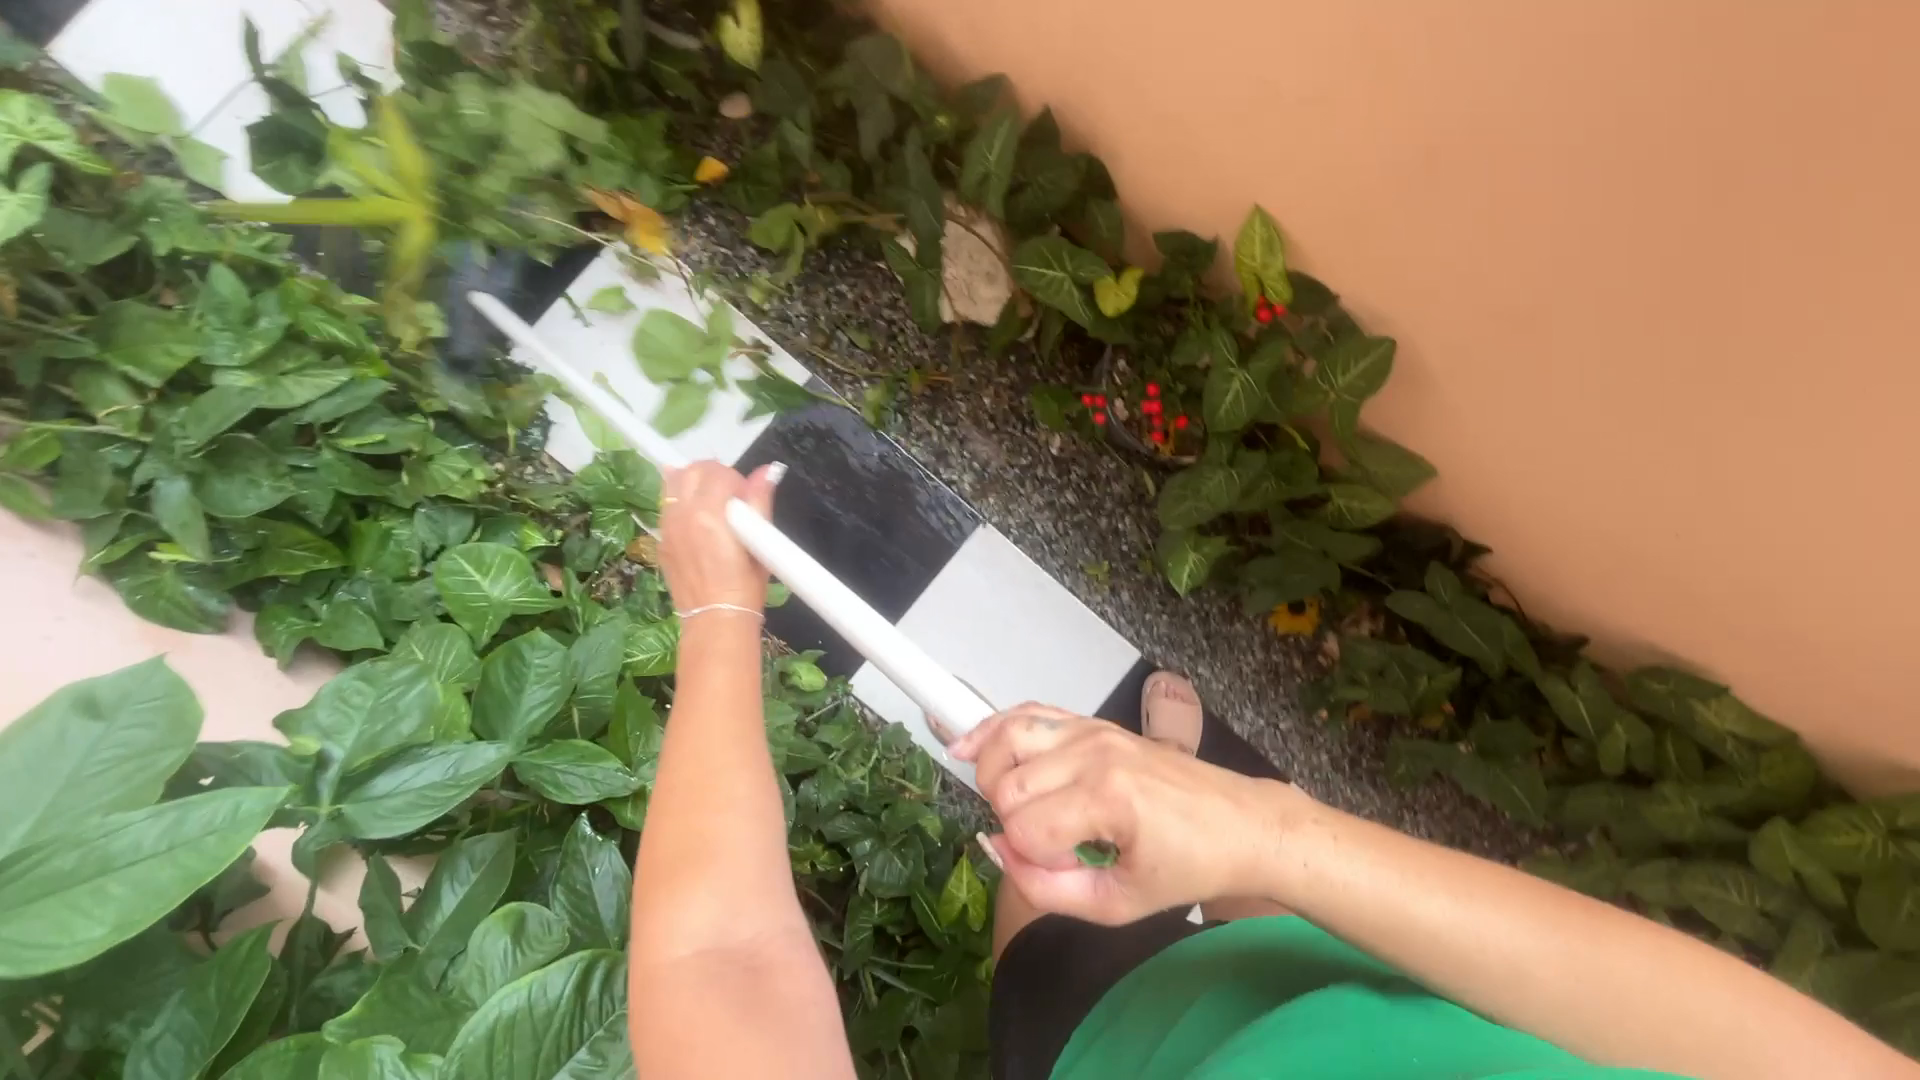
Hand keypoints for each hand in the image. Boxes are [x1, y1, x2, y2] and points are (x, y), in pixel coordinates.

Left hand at [659, 461, 783, 613]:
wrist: (715, 619)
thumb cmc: (745, 586)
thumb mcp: (761, 543)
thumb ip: (760, 501)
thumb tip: (768, 471)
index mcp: (710, 514)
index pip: (721, 473)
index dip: (739, 481)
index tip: (749, 498)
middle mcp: (683, 515)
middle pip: (693, 470)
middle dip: (715, 474)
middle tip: (733, 495)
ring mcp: (668, 527)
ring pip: (674, 482)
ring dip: (694, 483)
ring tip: (712, 501)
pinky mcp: (662, 540)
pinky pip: (667, 505)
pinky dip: (681, 500)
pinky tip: (697, 516)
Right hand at [949, 704, 1306, 924]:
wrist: (1240, 823)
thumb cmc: (1187, 867)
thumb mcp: (1121, 904)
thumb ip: (1047, 888)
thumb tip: (996, 849)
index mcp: (1107, 798)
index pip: (1024, 829)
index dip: (1031, 860)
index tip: (1065, 869)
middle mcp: (1093, 752)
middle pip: (1005, 784)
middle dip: (1011, 823)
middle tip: (1052, 845)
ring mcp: (1091, 729)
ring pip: (1006, 738)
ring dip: (992, 775)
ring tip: (1007, 805)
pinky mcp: (1092, 722)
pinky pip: (1029, 712)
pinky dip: (992, 726)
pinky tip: (964, 744)